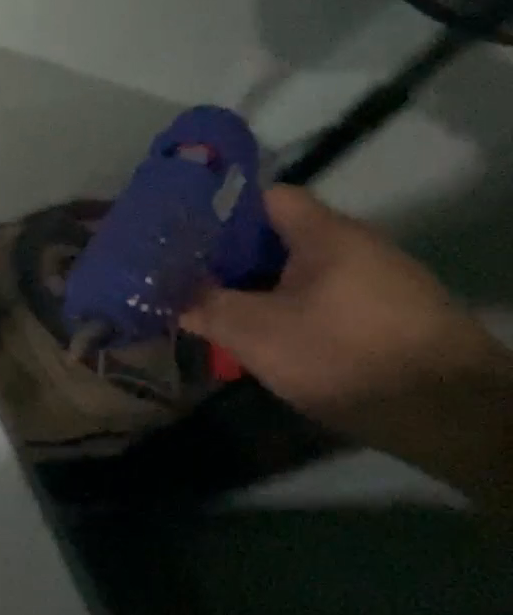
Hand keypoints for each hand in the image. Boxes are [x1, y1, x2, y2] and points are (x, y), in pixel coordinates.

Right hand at [182, 186, 512, 506]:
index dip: (217, 209)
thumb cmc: (344, 355)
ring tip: (211, 307)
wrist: (455, 417)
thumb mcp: (252, 331)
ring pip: (298, 272)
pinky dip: (288, 310)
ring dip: (257, 287)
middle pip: (278, 236)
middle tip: (182, 275)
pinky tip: (260, 336)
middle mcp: (359, 249)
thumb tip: (158, 292)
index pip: (264, 197)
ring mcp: (381, 285)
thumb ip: (200, 304)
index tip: (177, 231)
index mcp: (328, 235)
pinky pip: (323, 299)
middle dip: (228, 256)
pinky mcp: (391, 319)